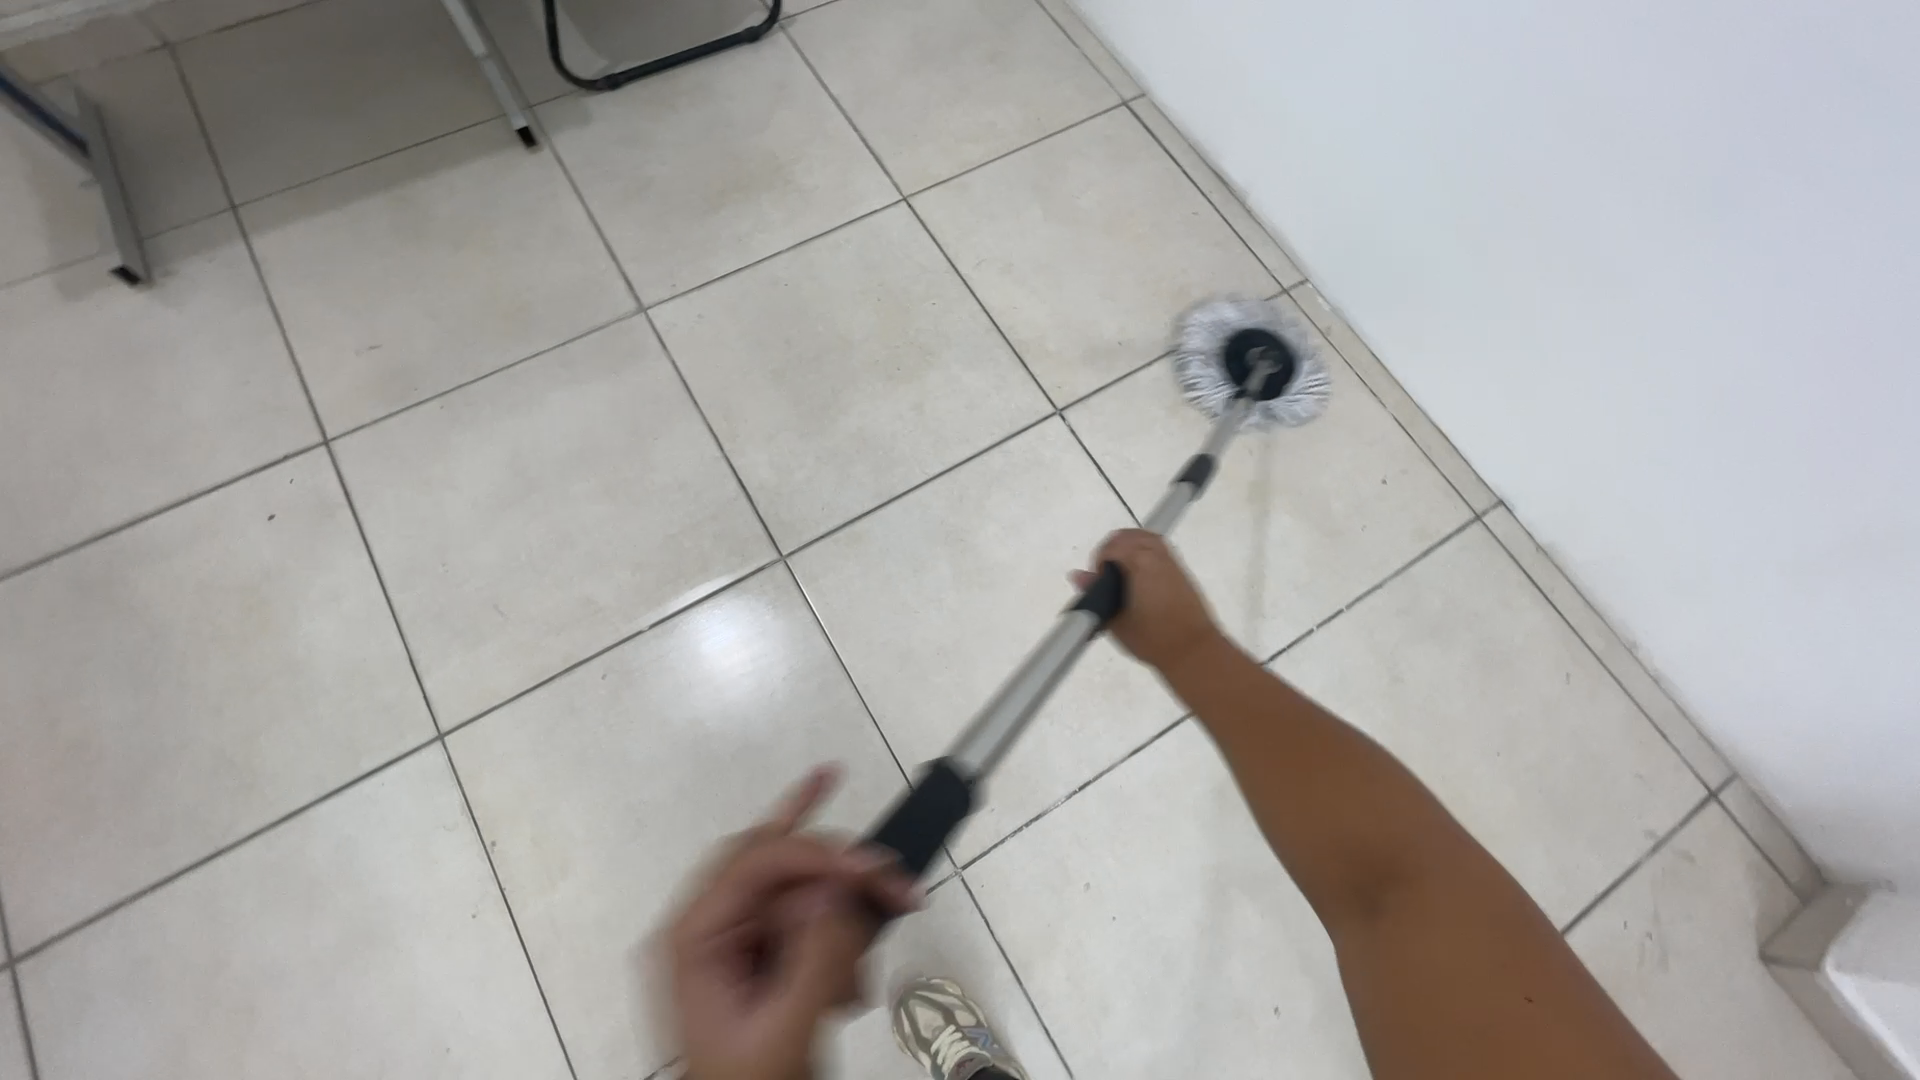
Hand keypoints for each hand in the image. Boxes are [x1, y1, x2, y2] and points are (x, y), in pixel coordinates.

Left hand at [669, 767, 920, 1079]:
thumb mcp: (783, 1031)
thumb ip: (814, 954)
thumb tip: (841, 886)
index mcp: (694, 935)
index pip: (755, 859)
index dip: (817, 852)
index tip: (874, 868)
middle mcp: (711, 920)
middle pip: (780, 858)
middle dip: (837, 866)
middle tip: (894, 879)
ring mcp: (737, 931)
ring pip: (802, 883)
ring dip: (844, 912)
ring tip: (859, 979)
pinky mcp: (764, 945)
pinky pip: (809, 910)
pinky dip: (842, 926)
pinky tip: (852, 956)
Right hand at [1071, 529, 1224, 670]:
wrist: (1194, 650)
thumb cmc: (1152, 638)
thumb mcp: (1116, 620)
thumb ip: (1095, 593)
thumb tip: (1076, 575)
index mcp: (1140, 562)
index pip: (1111, 547)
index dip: (1099, 562)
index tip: (1099, 584)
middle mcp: (1156, 554)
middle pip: (1127, 536)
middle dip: (1112, 551)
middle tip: (1107, 578)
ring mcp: (1171, 560)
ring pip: (1144, 538)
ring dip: (1128, 549)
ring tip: (1121, 575)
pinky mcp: (1181, 570)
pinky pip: (1158, 548)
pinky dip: (1144, 553)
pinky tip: (1138, 577)